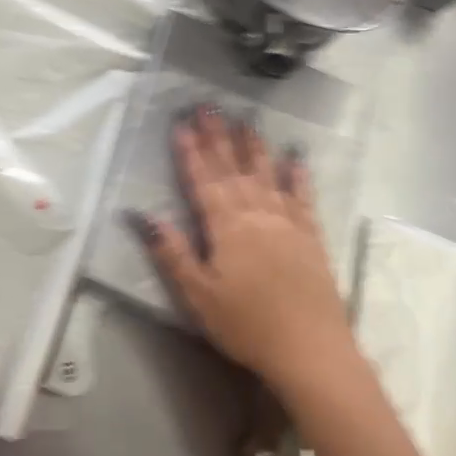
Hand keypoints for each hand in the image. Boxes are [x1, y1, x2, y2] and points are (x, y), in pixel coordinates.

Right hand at [132, 105, 353, 390]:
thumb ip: (172, 253)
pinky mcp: (311, 236)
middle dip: (217, 136)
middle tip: (207, 106)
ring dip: (253, 145)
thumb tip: (144, 215)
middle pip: (232, 169)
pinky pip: (303, 196)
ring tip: (244, 119)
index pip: (203, 181)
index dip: (190, 152)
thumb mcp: (197, 295)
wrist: (312, 350)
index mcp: (225, 227)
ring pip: (265, 174)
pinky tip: (295, 156)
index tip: (180, 123)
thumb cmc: (247, 325)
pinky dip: (297, 174)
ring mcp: (286, 222)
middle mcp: (255, 214)